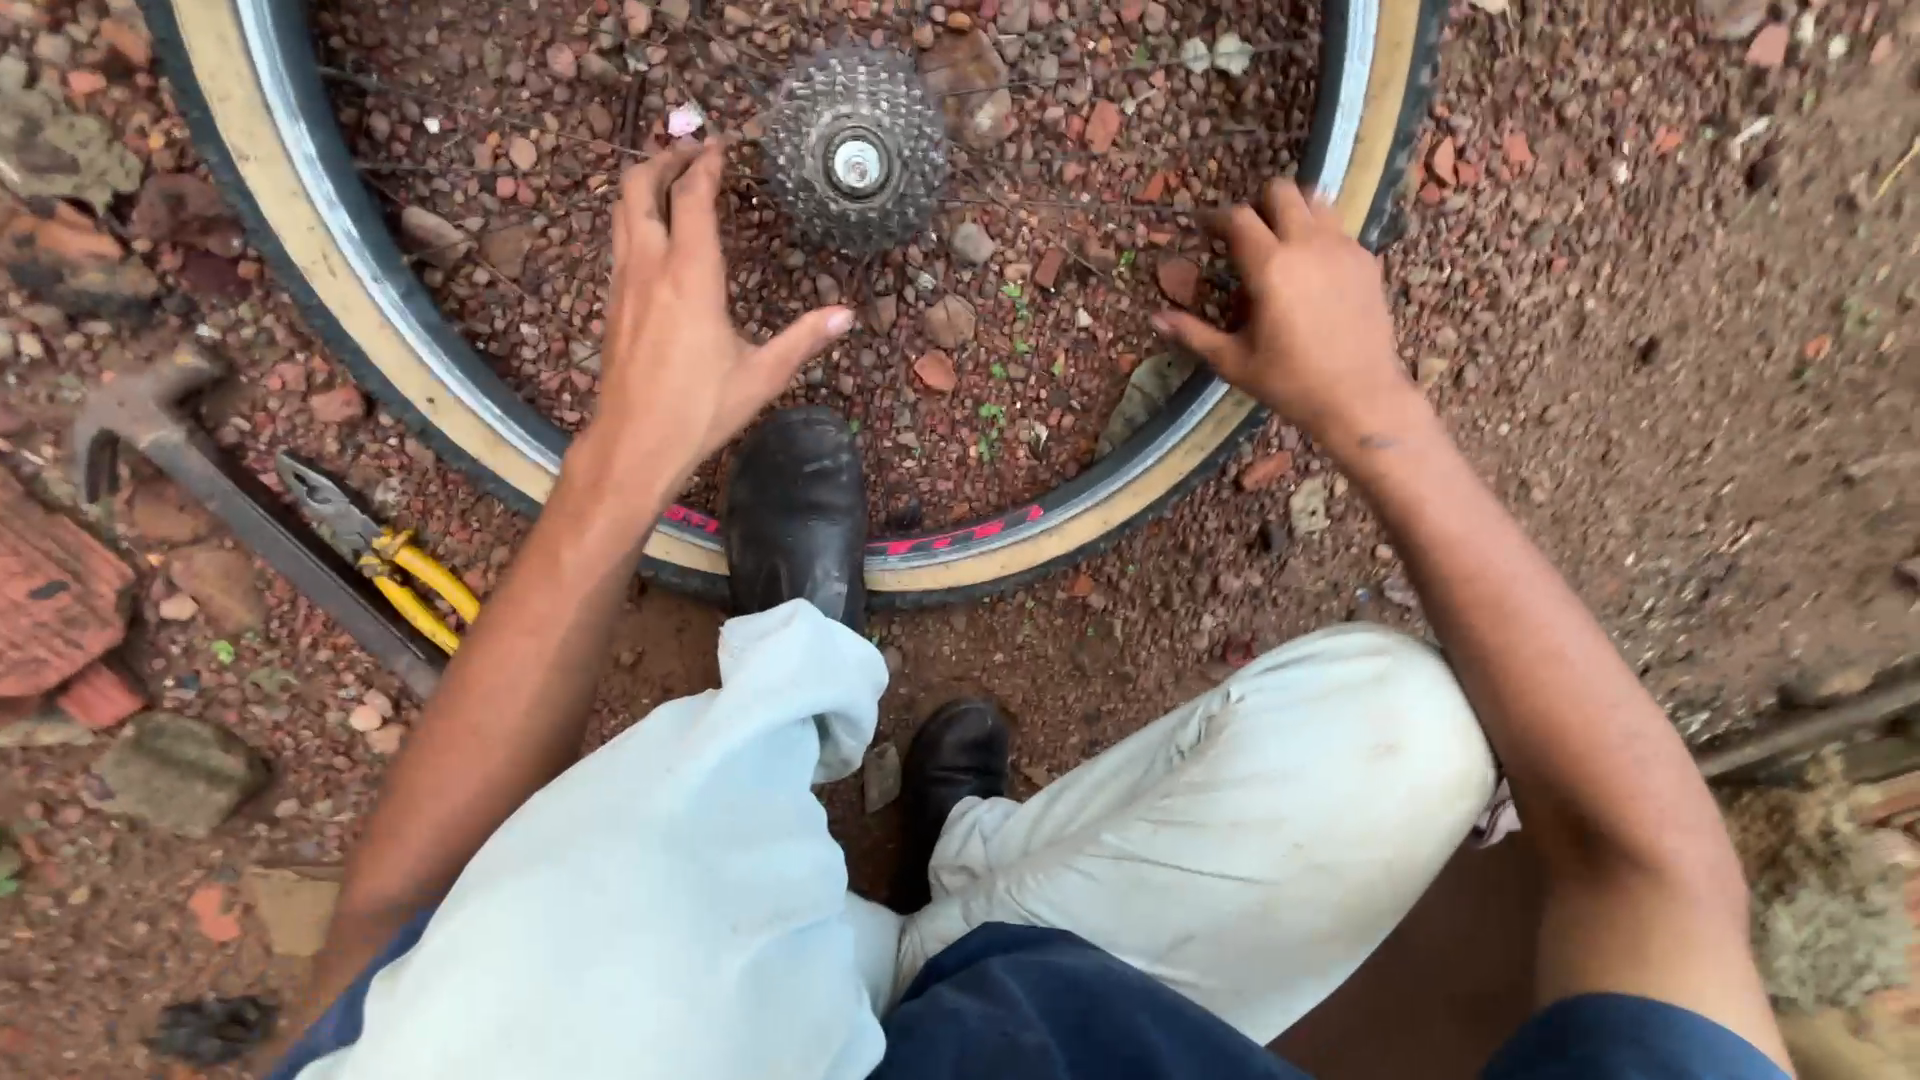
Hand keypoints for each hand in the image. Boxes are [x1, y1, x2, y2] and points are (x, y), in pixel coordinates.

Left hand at [578, 139, 853, 488]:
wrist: (634, 442)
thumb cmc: (701, 409)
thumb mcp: (763, 375)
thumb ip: (804, 339)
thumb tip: (847, 316)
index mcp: (691, 276)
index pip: (692, 199)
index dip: (705, 166)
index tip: (720, 146)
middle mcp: (650, 267)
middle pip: (639, 188)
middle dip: (663, 159)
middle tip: (689, 149)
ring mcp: (624, 284)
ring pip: (621, 213)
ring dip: (642, 185)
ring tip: (668, 178)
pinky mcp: (613, 304)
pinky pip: (619, 242)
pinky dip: (634, 218)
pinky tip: (654, 236)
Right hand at [1153, 179, 1422, 451]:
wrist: (1359, 396)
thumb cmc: (1289, 382)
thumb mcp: (1233, 361)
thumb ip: (1193, 333)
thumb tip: (1154, 318)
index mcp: (1270, 267)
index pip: (1238, 218)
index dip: (1216, 218)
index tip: (1205, 229)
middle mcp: (1307, 245)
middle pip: (1282, 191)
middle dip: (1259, 204)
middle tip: (1246, 233)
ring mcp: (1342, 248)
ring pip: (1316, 199)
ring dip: (1293, 210)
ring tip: (1281, 240)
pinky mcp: (1366, 260)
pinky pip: (1338, 228)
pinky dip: (1318, 234)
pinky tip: (1310, 269)